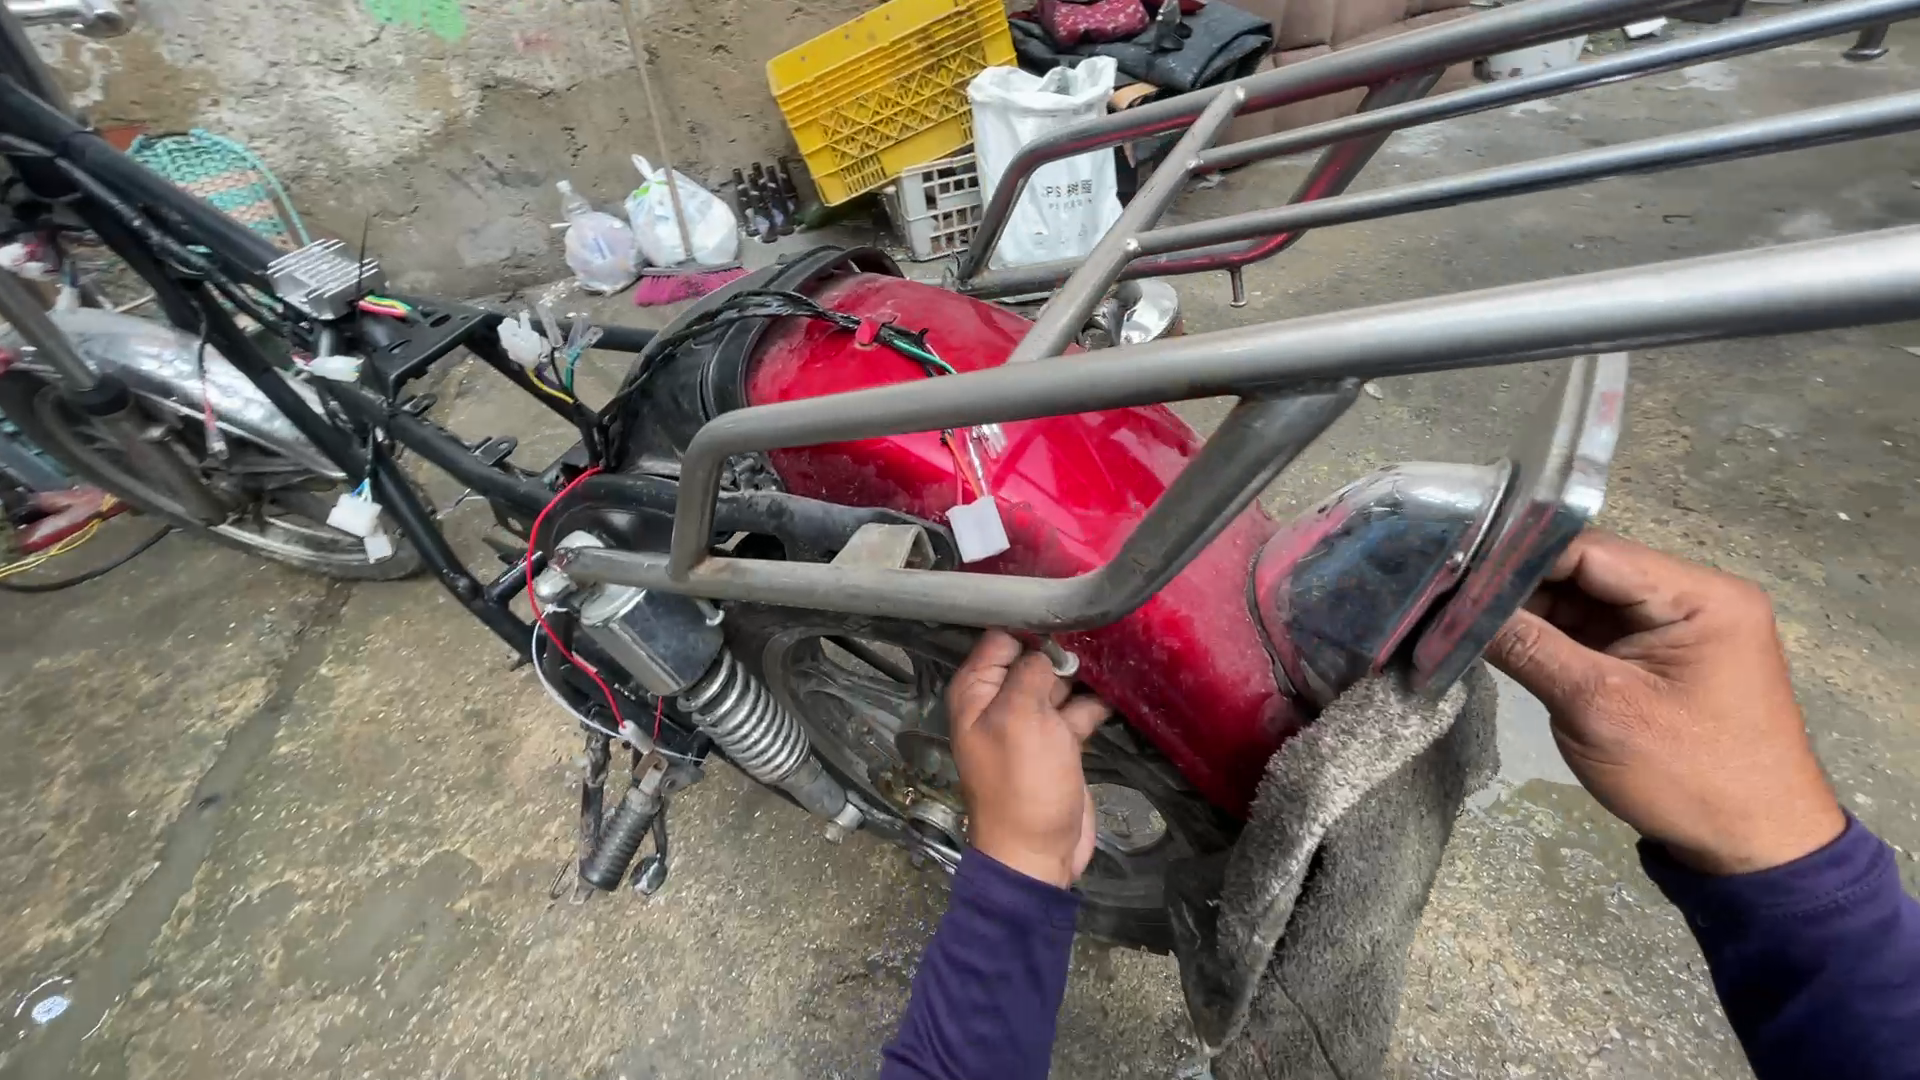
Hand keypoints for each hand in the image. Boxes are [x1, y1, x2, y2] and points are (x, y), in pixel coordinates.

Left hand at [946, 630, 1111, 887]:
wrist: (1038, 853)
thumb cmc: (1022, 784)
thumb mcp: (1020, 719)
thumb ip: (1028, 673)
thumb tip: (1046, 647)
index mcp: (977, 693)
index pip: (999, 640)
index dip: (1029, 626)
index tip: (1065, 613)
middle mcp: (1000, 702)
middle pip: (1031, 657)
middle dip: (1061, 645)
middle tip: (1097, 626)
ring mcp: (1031, 722)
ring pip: (1057, 681)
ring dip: (1082, 671)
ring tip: (1115, 649)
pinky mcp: (1059, 741)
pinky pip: (1077, 709)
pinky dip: (1096, 700)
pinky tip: (1120, 686)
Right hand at [1485, 529, 1844, 875]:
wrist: (1750, 847)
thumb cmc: (1686, 774)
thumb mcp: (1596, 706)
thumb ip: (1526, 646)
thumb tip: (1452, 609)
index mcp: (1698, 597)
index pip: (1588, 551)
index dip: (1516, 555)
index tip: (1451, 570)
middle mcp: (1684, 597)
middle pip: (1577, 568)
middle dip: (1510, 581)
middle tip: (1440, 591)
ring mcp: (1661, 624)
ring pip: (1570, 595)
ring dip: (1516, 607)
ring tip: (1449, 611)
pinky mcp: (1640, 651)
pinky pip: (1577, 624)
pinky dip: (1533, 630)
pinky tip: (1483, 632)